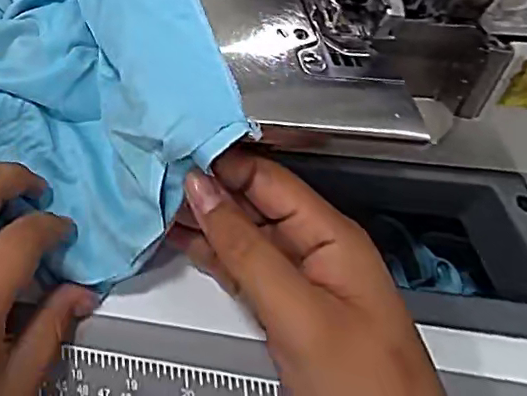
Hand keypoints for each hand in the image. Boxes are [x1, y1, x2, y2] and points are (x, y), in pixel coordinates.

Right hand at [169, 148, 443, 395]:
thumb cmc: (368, 389)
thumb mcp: (299, 312)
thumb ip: (245, 245)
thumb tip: (201, 188)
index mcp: (330, 235)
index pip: (264, 176)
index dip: (220, 162)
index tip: (176, 154)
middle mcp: (314, 247)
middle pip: (250, 198)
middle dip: (204, 187)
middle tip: (158, 176)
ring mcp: (298, 277)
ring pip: (240, 229)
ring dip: (201, 216)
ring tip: (160, 202)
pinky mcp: (284, 305)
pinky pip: (239, 261)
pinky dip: (209, 249)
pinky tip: (183, 238)